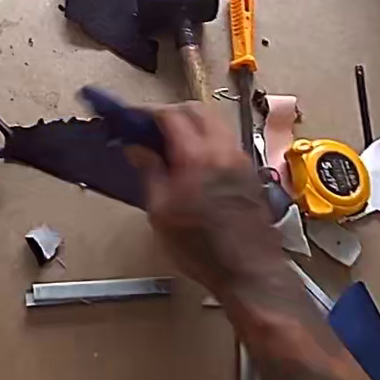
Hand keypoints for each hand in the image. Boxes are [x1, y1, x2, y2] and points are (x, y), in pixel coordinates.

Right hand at [128, 103, 284, 295]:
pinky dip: (205, 137)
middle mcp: (222, 150)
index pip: (170, 115)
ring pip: (214, 121)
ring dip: (190, 123)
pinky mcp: (248, 171)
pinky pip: (225, 139)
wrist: (247, 270)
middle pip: (195, 109)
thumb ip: (149, 171)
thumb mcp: (161, 211)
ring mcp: (239, 159)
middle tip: (148, 127)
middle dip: (170, 112)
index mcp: (196, 156)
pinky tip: (191, 158)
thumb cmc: (204, 249)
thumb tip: (138, 149)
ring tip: (169, 142)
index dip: (146, 112)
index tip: (131, 118)